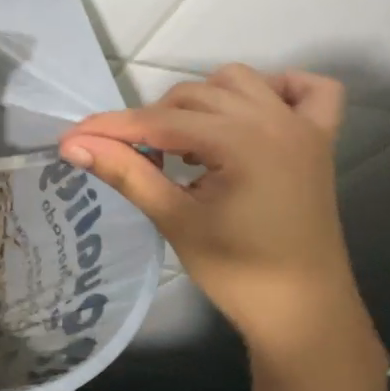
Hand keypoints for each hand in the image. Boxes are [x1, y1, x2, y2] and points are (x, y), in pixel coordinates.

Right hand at [59, 65, 370, 354]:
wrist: (300, 308)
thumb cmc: (234, 269)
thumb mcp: (173, 219)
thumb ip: (126, 173)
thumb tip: (74, 145)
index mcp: (241, 142)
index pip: (160, 121)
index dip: (110, 128)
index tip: (70, 138)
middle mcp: (275, 121)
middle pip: (193, 96)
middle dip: (150, 120)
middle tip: (126, 159)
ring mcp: (303, 126)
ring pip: (238, 82)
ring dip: (200, 102)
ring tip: (181, 144)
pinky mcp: (319, 140)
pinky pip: (307, 89)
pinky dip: (275, 90)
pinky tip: (245, 116)